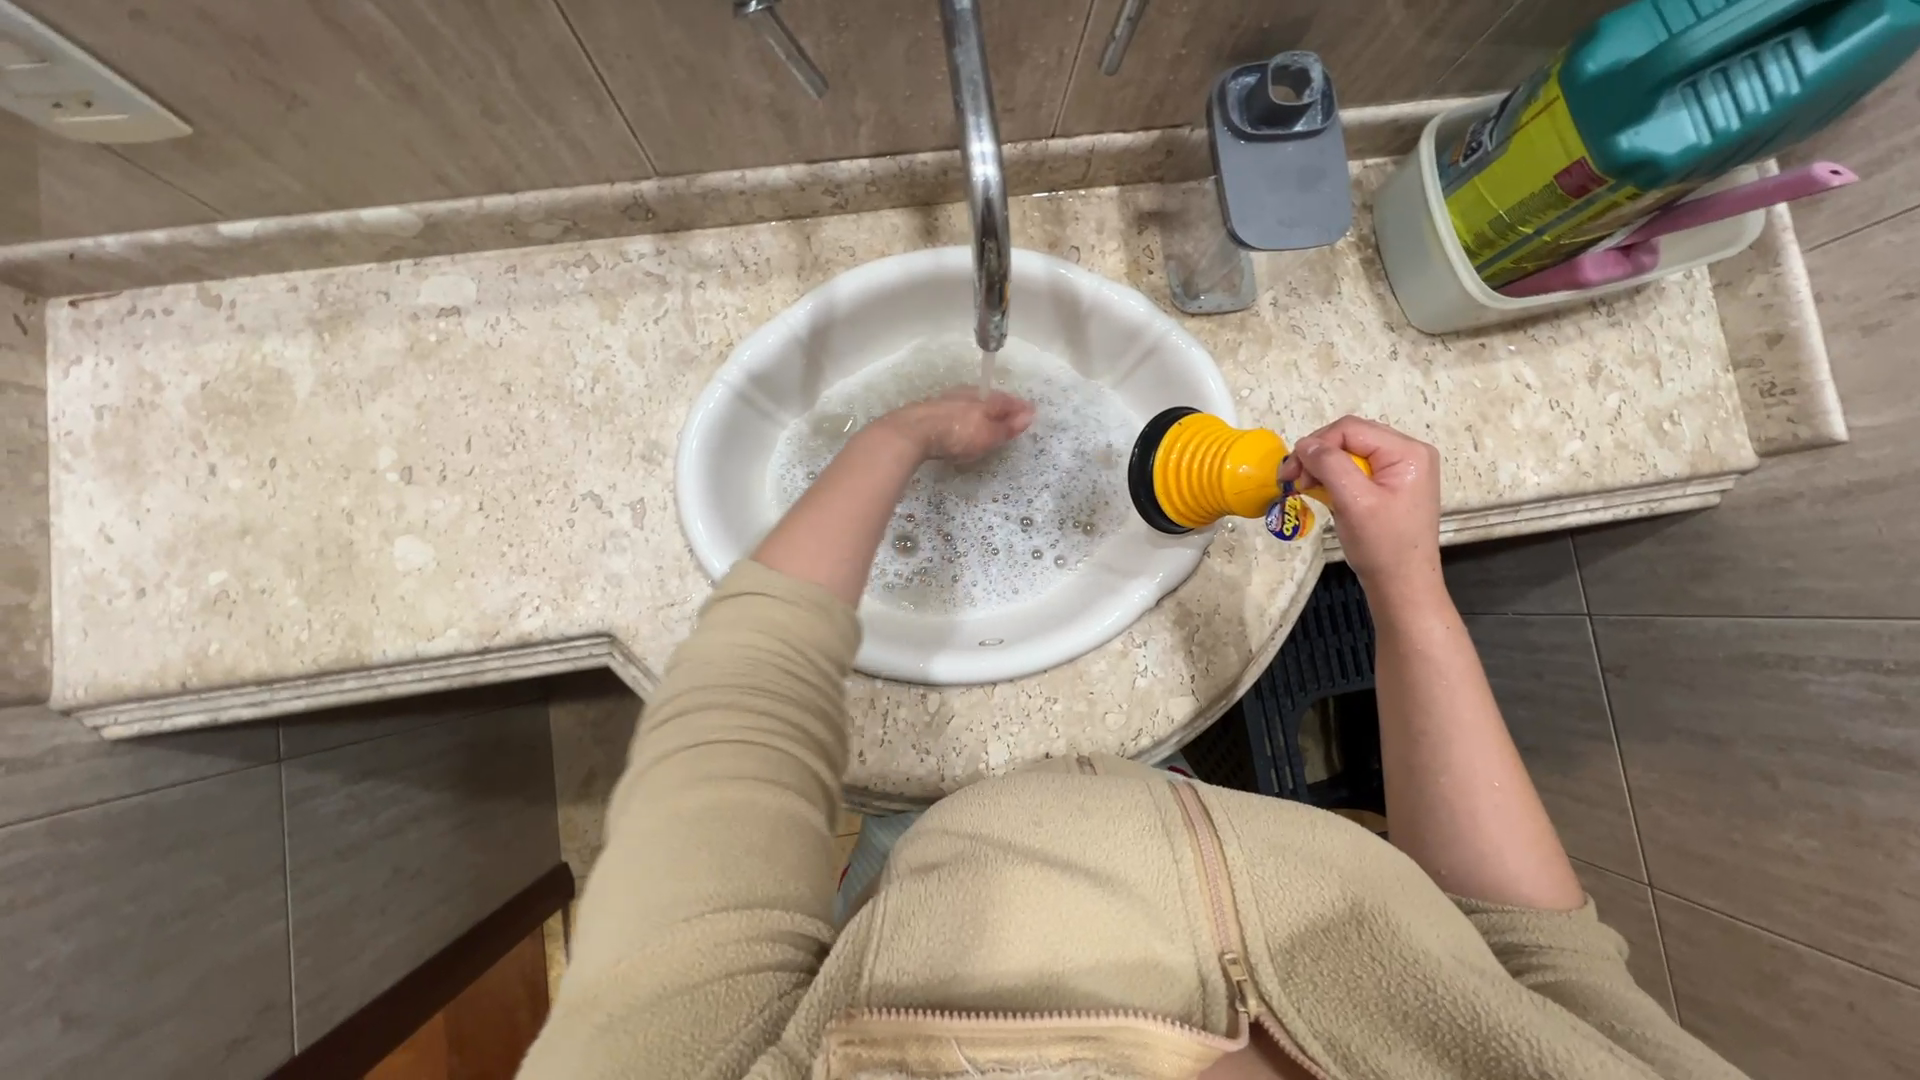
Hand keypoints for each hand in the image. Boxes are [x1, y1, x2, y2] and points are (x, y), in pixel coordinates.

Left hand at [883, 389, 1035, 463]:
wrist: (913, 432)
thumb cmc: (957, 433)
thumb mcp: (988, 434)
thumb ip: (1007, 426)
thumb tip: (1029, 414)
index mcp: (985, 398)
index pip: (1008, 400)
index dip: (1020, 408)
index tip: (1029, 414)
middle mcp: (966, 394)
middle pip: (988, 400)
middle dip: (999, 409)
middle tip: (1009, 419)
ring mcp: (946, 400)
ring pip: (969, 405)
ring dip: (979, 413)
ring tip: (985, 424)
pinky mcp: (930, 411)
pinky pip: (954, 413)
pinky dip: (963, 420)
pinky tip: (959, 428)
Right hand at [1279, 416, 1442, 601]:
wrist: (1402, 585)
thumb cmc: (1381, 545)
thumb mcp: (1353, 502)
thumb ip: (1329, 465)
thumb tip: (1304, 445)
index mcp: (1407, 452)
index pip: (1350, 429)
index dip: (1316, 445)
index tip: (1292, 473)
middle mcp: (1408, 453)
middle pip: (1349, 437)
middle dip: (1316, 455)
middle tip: (1294, 480)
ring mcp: (1401, 469)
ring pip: (1349, 451)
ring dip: (1322, 466)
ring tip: (1306, 488)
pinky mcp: (1391, 485)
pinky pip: (1355, 468)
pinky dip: (1333, 477)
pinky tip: (1322, 492)